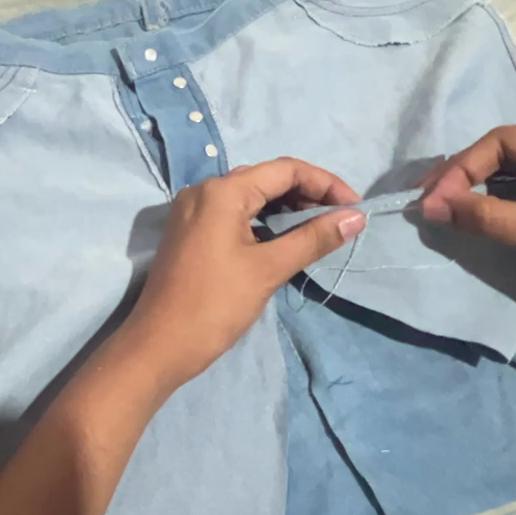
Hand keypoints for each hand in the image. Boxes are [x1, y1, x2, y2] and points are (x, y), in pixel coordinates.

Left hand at [119, 158, 366, 387]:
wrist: (159, 344)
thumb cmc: (215, 304)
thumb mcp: (269, 269)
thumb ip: (313, 238)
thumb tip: (356, 217)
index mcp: (222, 191)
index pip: (285, 170)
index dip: (325, 184)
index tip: (355, 208)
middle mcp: (204, 190)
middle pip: (267, 178)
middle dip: (307, 194)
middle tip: (340, 219)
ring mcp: (193, 210)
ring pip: (250, 196)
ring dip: (286, 208)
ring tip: (319, 229)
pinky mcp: (190, 231)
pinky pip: (233, 213)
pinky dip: (263, 221)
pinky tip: (284, 238)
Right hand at [417, 120, 515, 334]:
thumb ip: (489, 217)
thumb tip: (430, 206)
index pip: (507, 141)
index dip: (462, 168)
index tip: (430, 201)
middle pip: (512, 152)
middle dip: (468, 176)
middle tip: (429, 203)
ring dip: (483, 189)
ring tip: (447, 208)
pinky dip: (505, 202)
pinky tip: (483, 214)